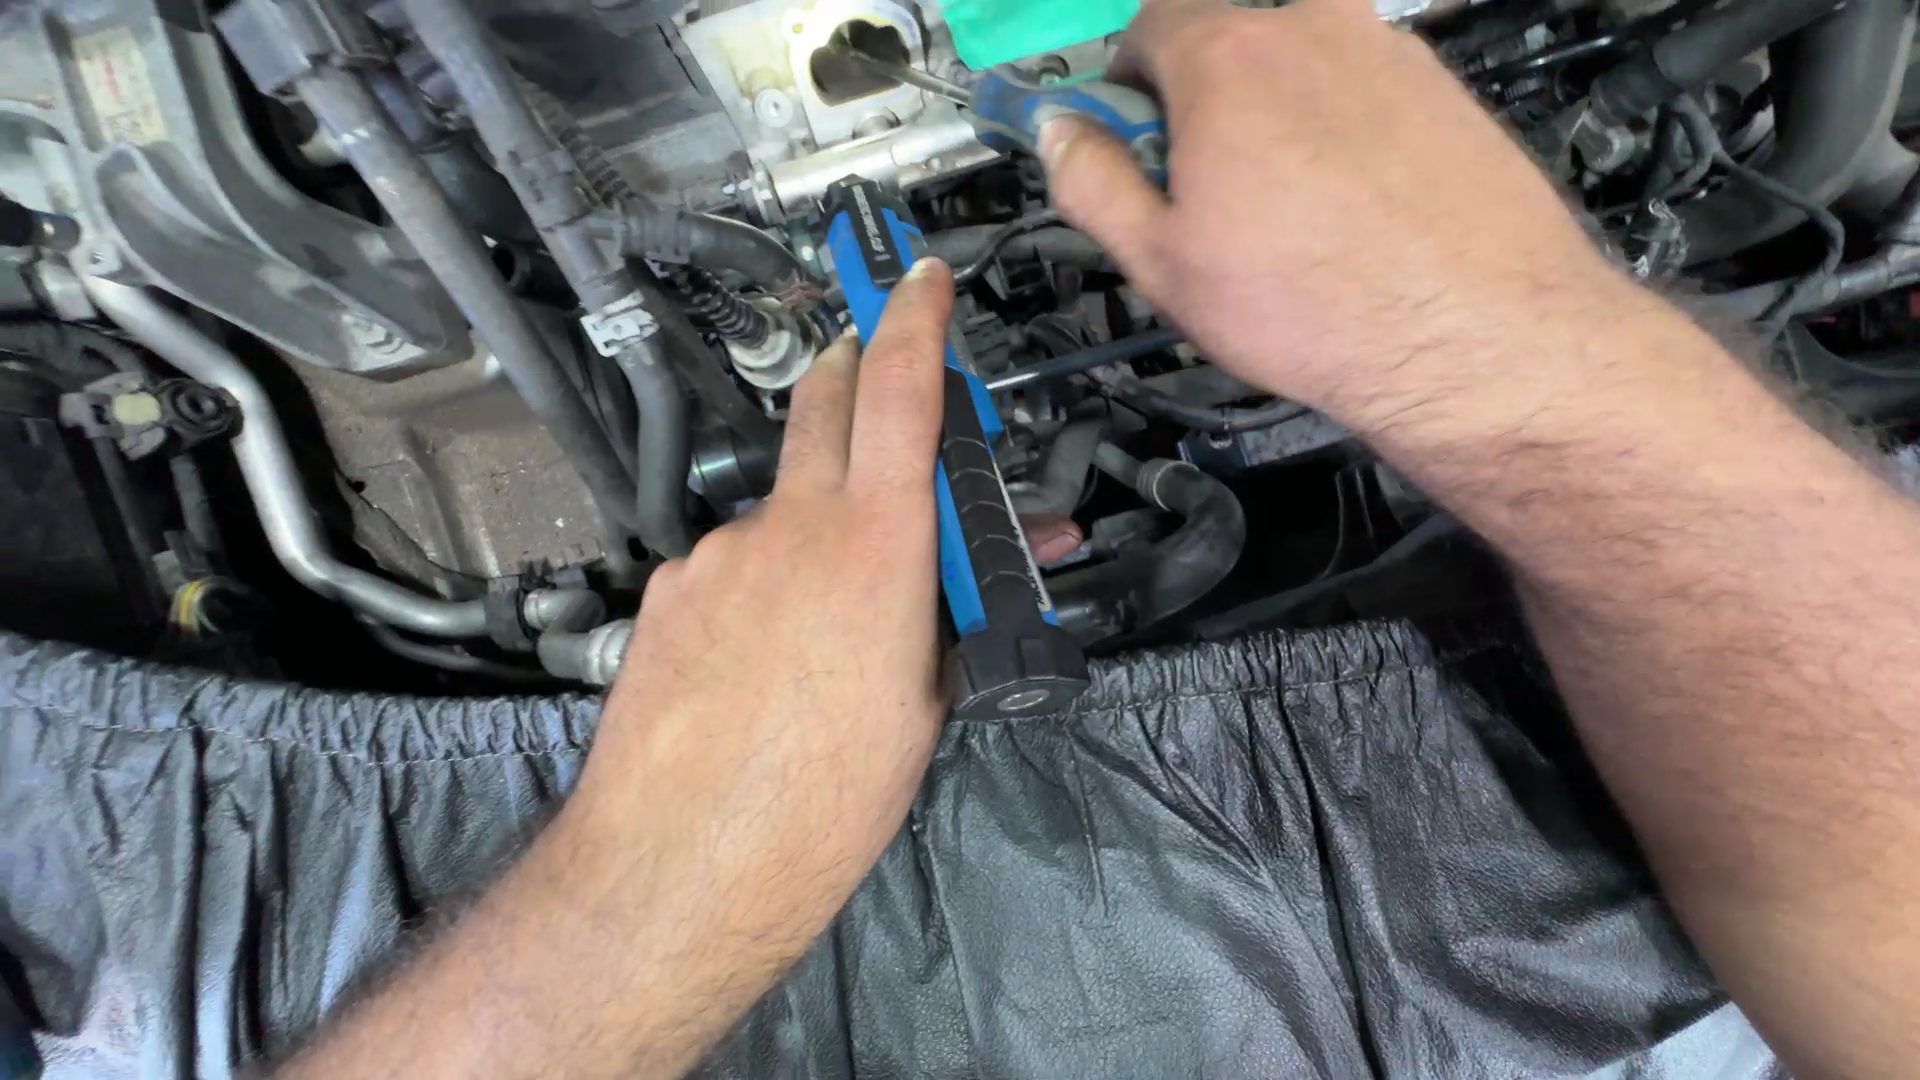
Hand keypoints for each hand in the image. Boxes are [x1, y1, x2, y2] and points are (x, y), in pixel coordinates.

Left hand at [556, 259, 956, 1070]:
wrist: (676, 870)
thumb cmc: (830, 800)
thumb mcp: (925, 703)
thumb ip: (951, 611)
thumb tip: (990, 564)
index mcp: (876, 549)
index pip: (900, 396)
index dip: (917, 324)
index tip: (922, 280)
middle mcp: (791, 528)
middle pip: (825, 406)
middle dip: (855, 372)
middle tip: (877, 377)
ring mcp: (719, 554)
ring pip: (783, 502)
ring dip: (816, 518)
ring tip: (829, 611)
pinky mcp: (670, 591)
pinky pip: (734, 560)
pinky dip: (763, 577)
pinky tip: (762, 651)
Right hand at [1041, 0, 1637, 427]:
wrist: (1465, 333)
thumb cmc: (1305, 303)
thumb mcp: (1160, 259)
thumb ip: (1092, 182)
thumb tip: (1058, 132)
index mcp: (1228, 59)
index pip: (1148, 25)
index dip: (1123, 85)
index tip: (1126, 142)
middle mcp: (1312, 26)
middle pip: (1223, 45)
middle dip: (1193, 110)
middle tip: (1199, 201)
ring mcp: (1385, 49)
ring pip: (1291, 72)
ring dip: (1262, 125)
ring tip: (1274, 220)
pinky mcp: (1435, 87)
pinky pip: (1351, 94)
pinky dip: (1325, 136)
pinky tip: (1334, 214)